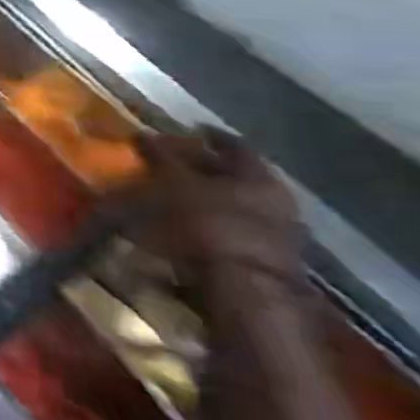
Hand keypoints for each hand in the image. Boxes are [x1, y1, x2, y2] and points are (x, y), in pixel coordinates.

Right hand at [138, 129, 305, 294]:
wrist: (244, 292)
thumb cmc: (208, 224)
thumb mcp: (174, 184)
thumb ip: (161, 157)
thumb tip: (142, 132)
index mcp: (260, 178)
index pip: (233, 145)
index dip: (206, 134)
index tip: (182, 128)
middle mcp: (276, 202)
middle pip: (235, 175)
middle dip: (202, 166)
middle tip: (167, 159)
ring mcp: (275, 234)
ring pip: (233, 203)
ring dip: (203, 196)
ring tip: (168, 192)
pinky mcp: (261, 259)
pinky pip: (229, 228)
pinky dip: (206, 220)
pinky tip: (182, 222)